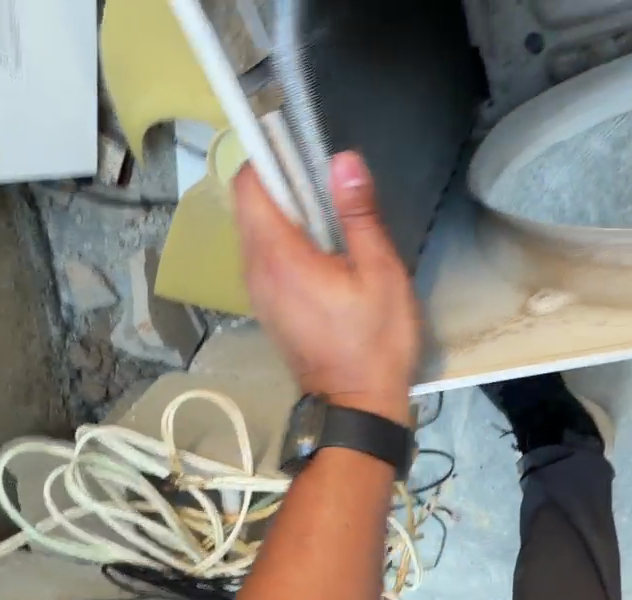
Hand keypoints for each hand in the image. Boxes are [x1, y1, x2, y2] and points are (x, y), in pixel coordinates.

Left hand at [233, 151, 420, 425]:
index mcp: (278, 256)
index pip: (250, 184)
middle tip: (330, 195)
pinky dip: (287, 246)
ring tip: (331, 228)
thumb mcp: (381, 276)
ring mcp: (257, 293)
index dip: (272, 159)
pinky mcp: (268, 309)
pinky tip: (324, 260)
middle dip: (284, 187)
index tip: (307, 158)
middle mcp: (255, 271)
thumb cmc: (375, 345)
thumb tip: (343, 160)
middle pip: (251, 206)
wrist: (356, 408)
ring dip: (287, 218)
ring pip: (257, 233)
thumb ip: (359, 216)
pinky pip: (266, 260)